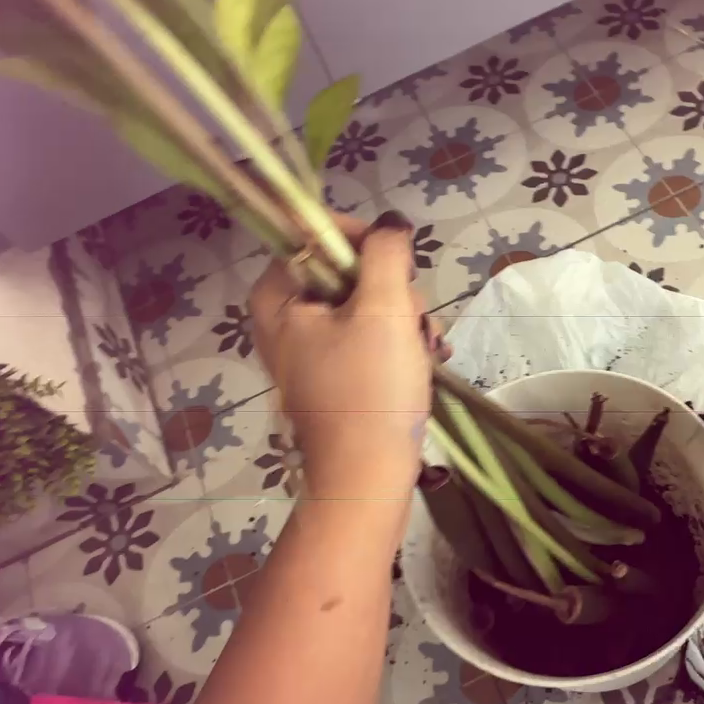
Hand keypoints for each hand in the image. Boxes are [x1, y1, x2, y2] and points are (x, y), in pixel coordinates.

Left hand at [247, 213, 431, 498]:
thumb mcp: (384, 310)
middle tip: (415, 321)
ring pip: (365, 308)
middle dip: (393, 292)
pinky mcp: (334, 379)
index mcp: (277, 297)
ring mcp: (309, 353)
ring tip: (426, 350)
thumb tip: (391, 226)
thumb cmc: (371, 391)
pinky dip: (397, 347)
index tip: (401, 261)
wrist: (368, 477)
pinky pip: (367, 342)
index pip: (315, 235)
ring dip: (405, 322)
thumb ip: (386, 254)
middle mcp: (284, 320)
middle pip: (347, 273)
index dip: (364, 238)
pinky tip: (422, 363)